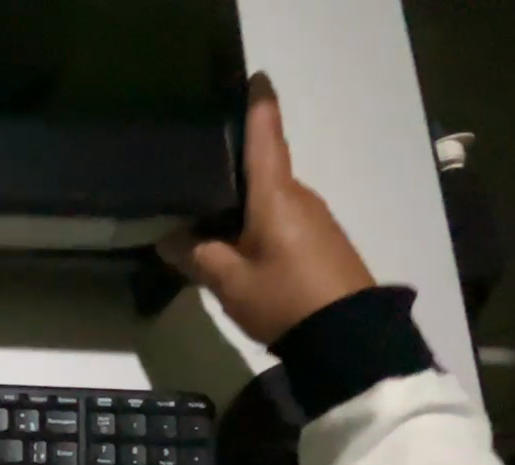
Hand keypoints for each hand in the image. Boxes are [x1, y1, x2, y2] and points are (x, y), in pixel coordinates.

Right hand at [158, 73, 374, 344]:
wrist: (345, 334)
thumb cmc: (283, 298)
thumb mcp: (229, 281)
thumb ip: (197, 255)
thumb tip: (169, 238)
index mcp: (276, 197)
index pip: (265, 140)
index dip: (259, 109)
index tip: (254, 80)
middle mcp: (298, 197)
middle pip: (262, 172)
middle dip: (233, 169)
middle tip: (196, 169)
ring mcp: (312, 219)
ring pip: (268, 199)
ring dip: (240, 203)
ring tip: (202, 213)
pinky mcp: (317, 242)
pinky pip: (278, 220)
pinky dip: (254, 223)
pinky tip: (231, 241)